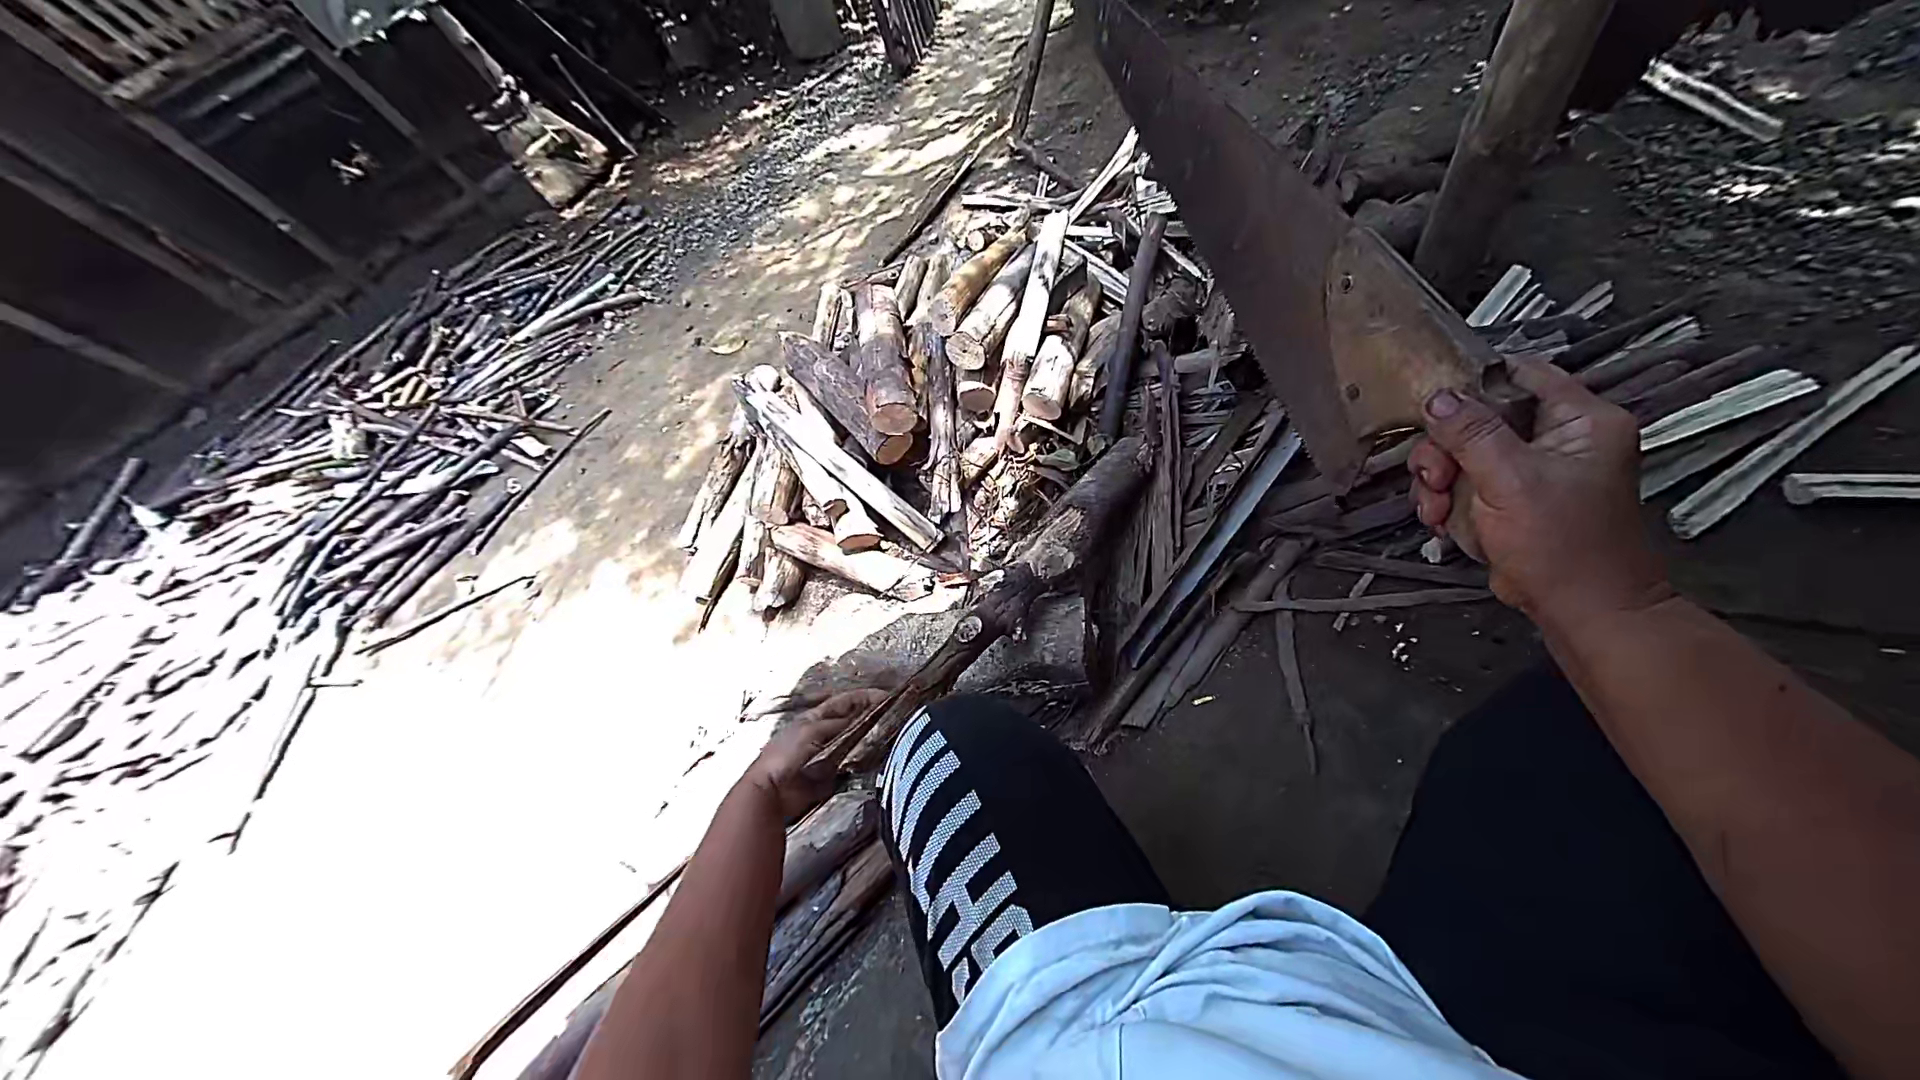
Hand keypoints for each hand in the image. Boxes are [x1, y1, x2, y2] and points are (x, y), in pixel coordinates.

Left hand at [742, 688, 891, 817]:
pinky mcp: (831, 773)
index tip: (887, 697)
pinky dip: (865, 760)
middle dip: (872, 716)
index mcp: (816, 717)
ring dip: (871, 738)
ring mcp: (828, 753)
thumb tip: (862, 719)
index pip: (846, 702)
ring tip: (892, 736)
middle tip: (895, 717)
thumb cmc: (786, 754)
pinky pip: (853, 763)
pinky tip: (878, 758)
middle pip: (853, 720)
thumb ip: (837, 724)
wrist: (772, 791)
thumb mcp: (811, 731)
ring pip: (855, 741)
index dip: (865, 697)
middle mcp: (824, 732)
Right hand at [1408, 356, 1673, 626]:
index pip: (1521, 374)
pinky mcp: (1506, 498)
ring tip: (1436, 510)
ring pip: (1459, 454)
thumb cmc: (1561, 543)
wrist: (1579, 607)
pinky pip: (1459, 484)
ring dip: (1436, 481)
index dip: (1473, 383)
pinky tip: (1442, 520)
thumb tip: (1438, 397)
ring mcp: (1527, 471)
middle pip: (1476, 419)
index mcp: (1579, 421)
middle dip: (1443, 451)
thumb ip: (1472, 434)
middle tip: (1434, 478)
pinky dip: (1442, 501)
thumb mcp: (1511, 480)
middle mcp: (1554, 439)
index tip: (1432, 404)